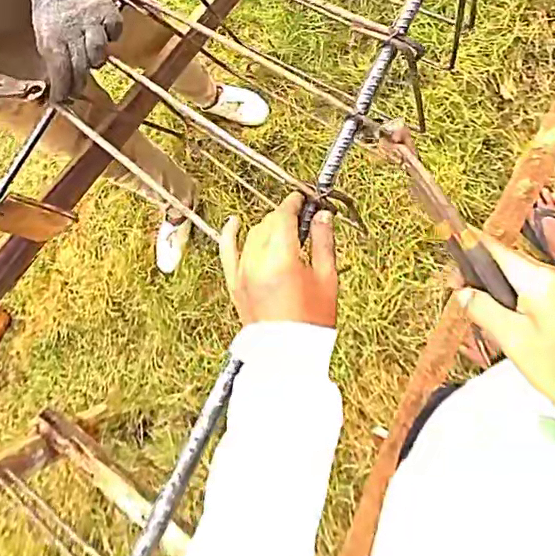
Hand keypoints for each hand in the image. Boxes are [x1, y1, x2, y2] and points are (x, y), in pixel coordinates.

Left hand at [23, 0, 122, 102]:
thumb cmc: (50, 19)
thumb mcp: (43, 40)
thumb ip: (53, 63)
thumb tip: (59, 93)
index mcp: (52, 39)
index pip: (61, 72)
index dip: (63, 90)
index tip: (63, 101)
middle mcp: (73, 31)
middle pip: (81, 66)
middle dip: (79, 82)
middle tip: (77, 90)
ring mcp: (92, 20)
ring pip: (99, 50)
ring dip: (96, 60)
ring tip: (92, 59)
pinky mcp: (108, 10)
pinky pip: (115, 31)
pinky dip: (112, 37)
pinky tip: (106, 37)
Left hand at [217, 192, 336, 327]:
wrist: (288, 356)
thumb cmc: (312, 322)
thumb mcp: (327, 279)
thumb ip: (323, 242)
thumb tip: (322, 215)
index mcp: (282, 260)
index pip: (283, 216)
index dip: (294, 203)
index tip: (304, 199)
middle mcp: (257, 263)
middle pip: (268, 223)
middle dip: (285, 216)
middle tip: (303, 218)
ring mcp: (242, 273)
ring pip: (253, 234)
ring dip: (268, 226)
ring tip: (286, 231)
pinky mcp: (234, 283)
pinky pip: (227, 251)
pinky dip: (230, 234)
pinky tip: (235, 222)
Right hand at [456, 238, 554, 402]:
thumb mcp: (513, 339)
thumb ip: (483, 309)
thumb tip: (463, 292)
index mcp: (538, 278)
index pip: (496, 249)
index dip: (470, 247)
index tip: (450, 255)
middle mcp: (551, 274)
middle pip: (506, 261)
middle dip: (481, 274)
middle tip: (459, 294)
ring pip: (517, 276)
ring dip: (496, 288)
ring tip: (479, 312)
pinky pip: (531, 289)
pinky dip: (513, 298)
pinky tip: (504, 320)